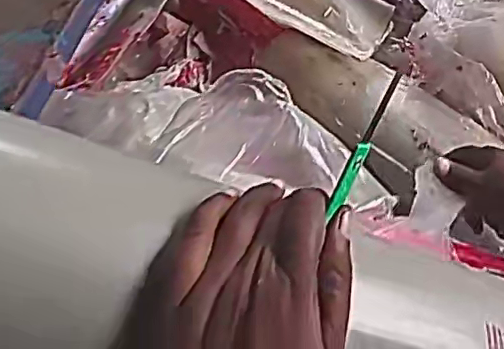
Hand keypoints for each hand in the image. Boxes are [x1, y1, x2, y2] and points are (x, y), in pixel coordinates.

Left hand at [125, 184, 352, 348]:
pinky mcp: (166, 301)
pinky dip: (209, 213)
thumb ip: (334, 285)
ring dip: (255, 203)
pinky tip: (222, 209)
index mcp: (288, 293)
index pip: (304, 211)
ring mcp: (201, 288)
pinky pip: (190, 235)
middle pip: (272, 210)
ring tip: (267, 204)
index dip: (315, 207)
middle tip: (297, 217)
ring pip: (234, 213)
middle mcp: (244, 281)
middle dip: (289, 207)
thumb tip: (338, 233)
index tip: (319, 213)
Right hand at [434, 147, 503, 242]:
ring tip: (485, 226)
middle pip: (474, 177)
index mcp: (487, 155)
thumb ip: (457, 177)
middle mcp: (500, 163)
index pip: (460, 155)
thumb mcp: (478, 187)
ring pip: (489, 194)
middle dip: (467, 198)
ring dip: (484, 211)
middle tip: (464, 214)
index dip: (447, 167)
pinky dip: (500, 216)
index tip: (437, 183)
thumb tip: (437, 163)